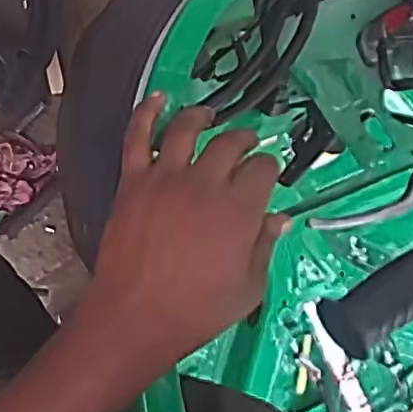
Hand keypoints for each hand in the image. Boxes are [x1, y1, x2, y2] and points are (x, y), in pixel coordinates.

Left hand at [79, 94, 286, 373]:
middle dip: (244, 139)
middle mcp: (205, 184)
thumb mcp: (248, 287)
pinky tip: (158, 98)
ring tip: (209, 115)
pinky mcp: (133, 180)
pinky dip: (147, 112)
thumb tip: (279, 220)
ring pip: (187, 129)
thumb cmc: (195, 309)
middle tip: (247, 143)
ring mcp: (165, 177)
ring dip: (202, 116)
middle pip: (230, 144)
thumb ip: (264, 246)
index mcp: (239, 210)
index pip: (263, 169)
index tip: (268, 173)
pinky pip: (138, 136)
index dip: (269, 168)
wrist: (136, 313)